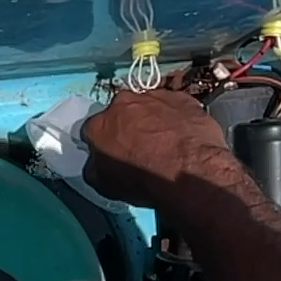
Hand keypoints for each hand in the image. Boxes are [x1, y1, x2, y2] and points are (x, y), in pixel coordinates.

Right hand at [81, 89, 246, 209]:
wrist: (188, 170)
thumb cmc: (141, 180)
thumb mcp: (103, 185)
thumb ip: (94, 167)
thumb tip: (96, 161)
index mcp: (98, 124)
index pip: (92, 131)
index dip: (101, 144)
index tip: (110, 155)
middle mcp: (122, 102)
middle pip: (120, 113)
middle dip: (126, 126)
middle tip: (139, 148)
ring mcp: (153, 96)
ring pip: (147, 106)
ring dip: (151, 120)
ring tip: (165, 142)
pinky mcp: (182, 98)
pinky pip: (174, 106)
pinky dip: (175, 117)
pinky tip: (182, 135)